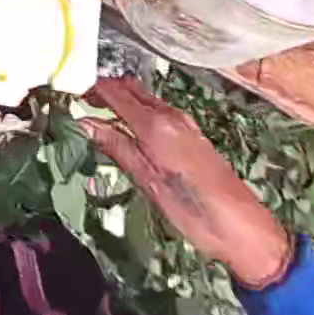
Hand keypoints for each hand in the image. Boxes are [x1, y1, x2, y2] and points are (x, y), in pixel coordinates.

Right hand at [81, 77, 292, 288]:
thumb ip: (118, 148)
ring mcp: (182, 121)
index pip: (116, 93)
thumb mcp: (148, 182)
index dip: (93, 88)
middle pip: (130, 89)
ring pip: (144, 97)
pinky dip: (136, 109)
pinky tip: (127, 125)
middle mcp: (169, 114)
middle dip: (105, 89)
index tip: (71, 88)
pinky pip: (156, 109)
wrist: (243, 226)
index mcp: (156, 125)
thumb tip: (85, 124)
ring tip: (98, 111)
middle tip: (81, 99)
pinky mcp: (189, 131)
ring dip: (121, 98)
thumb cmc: (192, 210)